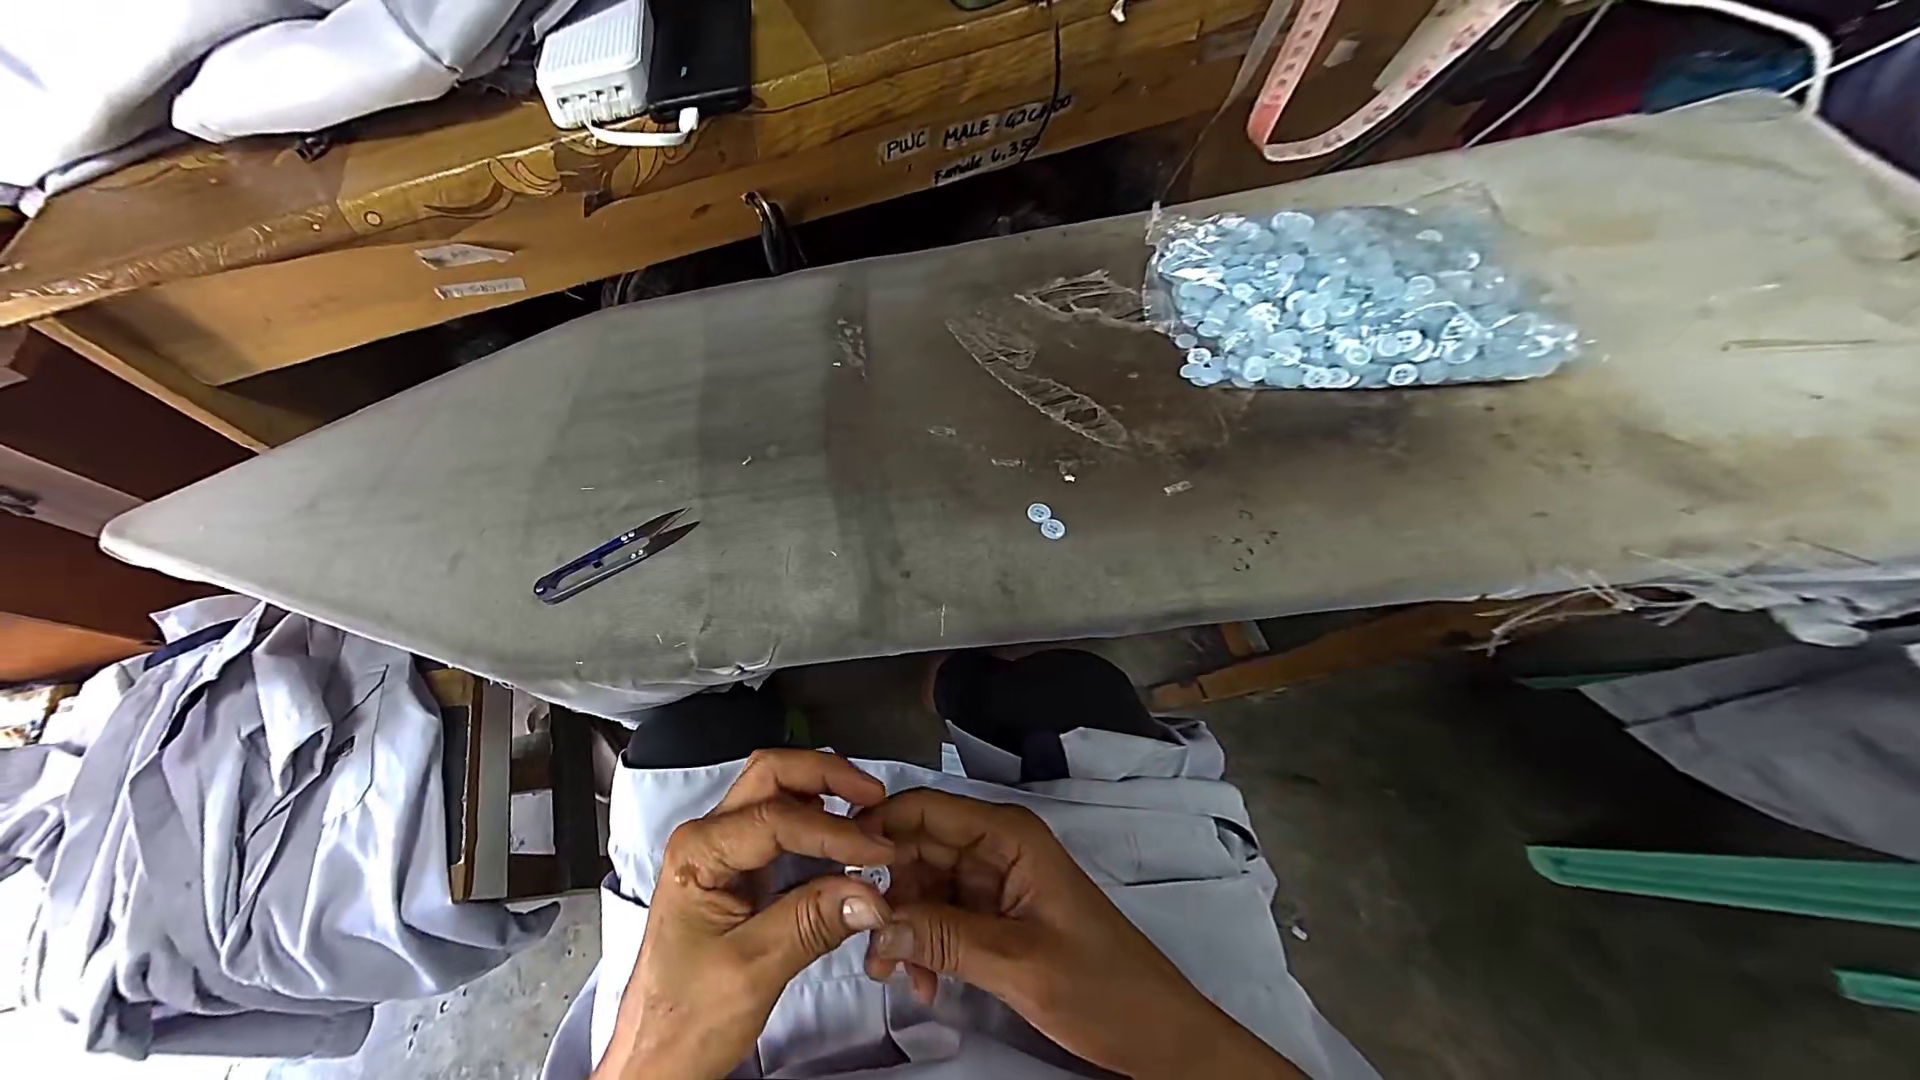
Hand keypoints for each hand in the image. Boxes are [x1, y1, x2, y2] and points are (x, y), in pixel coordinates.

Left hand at [594, 750, 897, 1079]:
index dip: (834, 832)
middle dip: (827, 775)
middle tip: (872, 793)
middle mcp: (707, 837)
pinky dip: (820, 816)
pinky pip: (784, 820)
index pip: (778, 819)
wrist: (655, 1061)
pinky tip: (845, 832)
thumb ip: (812, 923)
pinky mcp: (741, 865)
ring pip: (778, 788)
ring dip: (825, 789)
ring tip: (867, 806)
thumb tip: (870, 892)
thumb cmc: (684, 1023)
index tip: (877, 852)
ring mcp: (723, 847)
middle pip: (772, 775)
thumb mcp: (751, 973)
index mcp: (698, 853)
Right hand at [858, 789, 1305, 1079]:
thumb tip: (871, 923)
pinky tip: (922, 983)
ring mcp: (996, 881)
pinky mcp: (996, 914)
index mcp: (1009, 835)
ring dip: (903, 924)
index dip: (881, 827)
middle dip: (888, 888)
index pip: (929, 809)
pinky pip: (944, 915)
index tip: (839, 867)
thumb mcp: (1017, 962)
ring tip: (890, 975)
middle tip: (861, 939)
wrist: (1156, 1034)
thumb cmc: (1099, 985)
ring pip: (927, 884)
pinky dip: (925, 944)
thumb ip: (942, 936)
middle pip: (921, 847)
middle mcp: (998, 846)